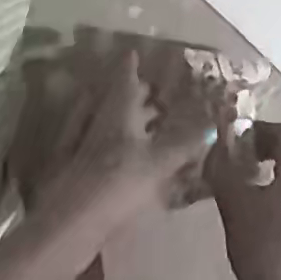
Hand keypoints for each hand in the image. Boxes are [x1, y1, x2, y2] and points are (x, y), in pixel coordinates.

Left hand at [37, 51, 216, 236]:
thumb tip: (212, 125)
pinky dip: (114, 145)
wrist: (68, 227)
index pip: (125, 77)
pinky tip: (125, 157)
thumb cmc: (116, 182)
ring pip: (108, 122)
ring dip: (125, 119)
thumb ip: (184, 144)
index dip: (131, 64)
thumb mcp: (158, 162)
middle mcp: (99, 119)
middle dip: (134, 94)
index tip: (135, 52)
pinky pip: (100, 147)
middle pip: (117, 99)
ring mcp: (84, 145)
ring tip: (146, 121)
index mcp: (117, 109)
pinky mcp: (77, 171)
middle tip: (153, 91)